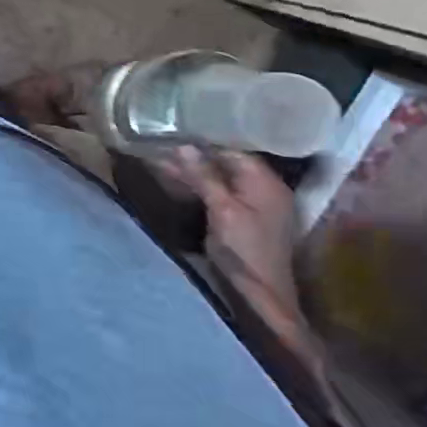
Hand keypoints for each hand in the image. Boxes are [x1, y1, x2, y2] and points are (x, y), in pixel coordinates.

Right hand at [159, 147, 302, 320]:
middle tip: (161, 144)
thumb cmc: (245, 250)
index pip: (232, 149)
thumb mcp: (221, 209)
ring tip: (161, 160)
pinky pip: (219, 190)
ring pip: (219, 176)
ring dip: (193, 170)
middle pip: (226, 162)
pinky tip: (176, 180)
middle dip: (195, 154)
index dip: (204, 139)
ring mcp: (254, 203)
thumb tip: (183, 144)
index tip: (174, 129)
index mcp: (265, 182)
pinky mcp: (243, 217)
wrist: (261, 297)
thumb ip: (203, 176)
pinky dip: (199, 184)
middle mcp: (264, 188)